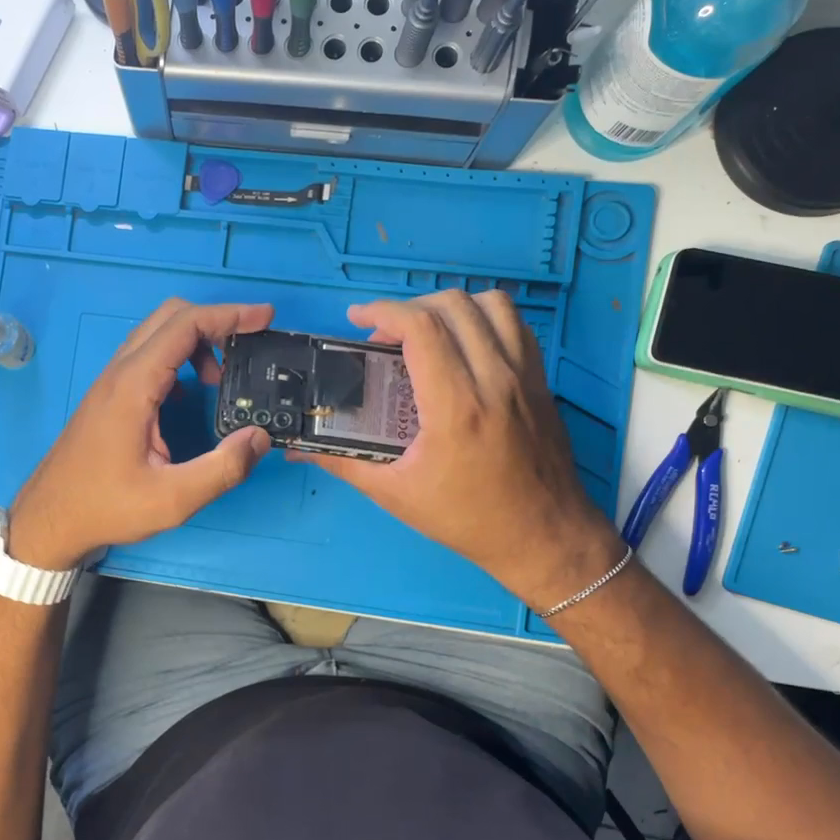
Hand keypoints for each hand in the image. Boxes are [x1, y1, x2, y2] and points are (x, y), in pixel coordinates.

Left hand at [8, 299, 274, 568]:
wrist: (50, 519)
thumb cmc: (105, 507)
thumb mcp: (172, 500)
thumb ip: (222, 469)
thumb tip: (260, 437)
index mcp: (134, 386)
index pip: (185, 325)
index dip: (229, 315)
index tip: (265, 317)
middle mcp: (120, 373)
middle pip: (170, 317)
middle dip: (215, 321)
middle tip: (249, 345)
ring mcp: (110, 383)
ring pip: (156, 336)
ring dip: (195, 343)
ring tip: (221, 380)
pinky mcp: (108, 397)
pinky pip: (147, 359)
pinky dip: (177, 361)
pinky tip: (190, 397)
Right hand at [295, 289, 624, 610]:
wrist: (541, 536)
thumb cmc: (466, 518)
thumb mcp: (396, 494)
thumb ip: (344, 463)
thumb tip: (297, 450)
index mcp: (456, 406)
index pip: (421, 327)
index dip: (383, 312)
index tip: (358, 320)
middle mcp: (495, 379)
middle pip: (453, 305)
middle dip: (409, 308)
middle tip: (385, 336)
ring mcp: (524, 375)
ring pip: (491, 304)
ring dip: (450, 307)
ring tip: (426, 332)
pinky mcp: (540, 380)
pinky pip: (515, 325)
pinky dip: (484, 319)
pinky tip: (462, 345)